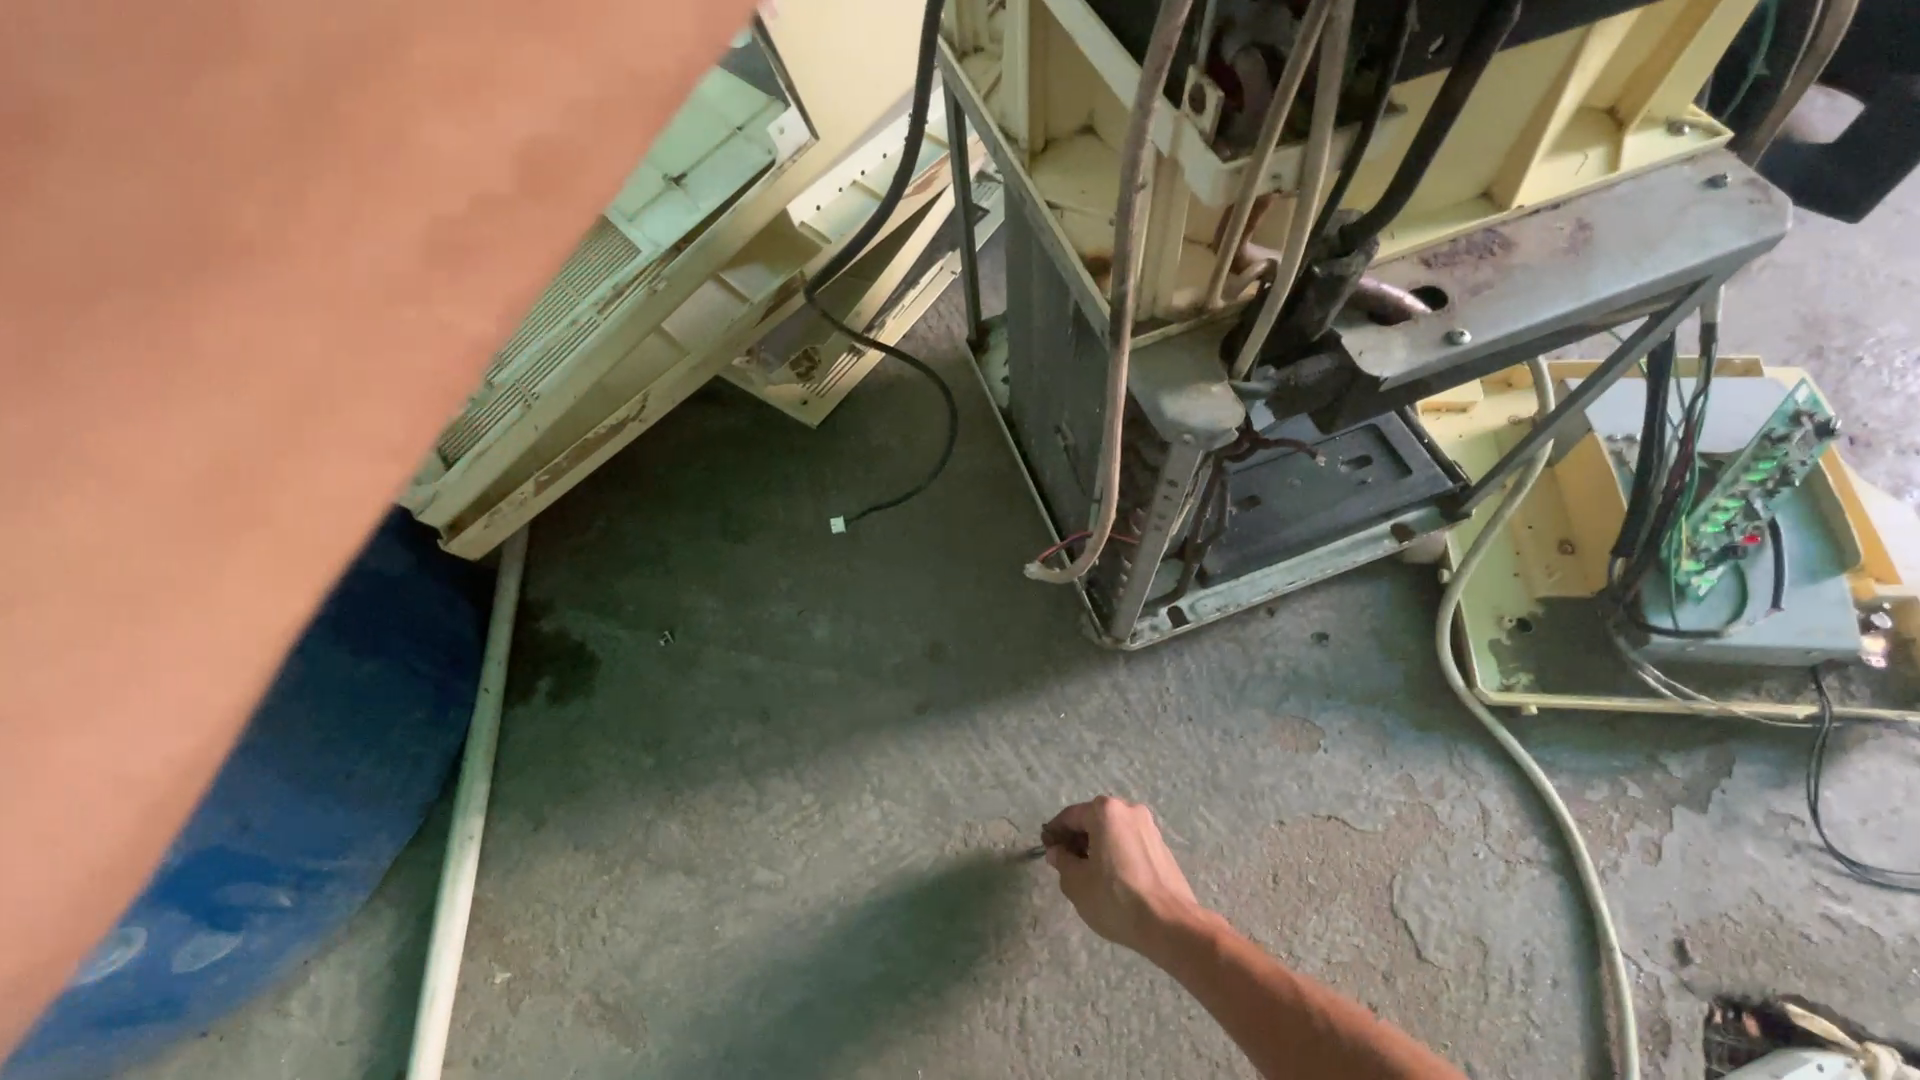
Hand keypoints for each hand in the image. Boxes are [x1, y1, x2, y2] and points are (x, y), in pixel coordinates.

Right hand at [1042, 795, 1211, 958]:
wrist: (1169, 924)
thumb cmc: (1115, 899)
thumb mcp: (1076, 882)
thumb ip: (1062, 861)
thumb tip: (1057, 851)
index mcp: (1106, 812)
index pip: (1071, 816)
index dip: (1055, 832)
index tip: (1046, 849)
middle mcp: (1129, 810)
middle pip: (1094, 819)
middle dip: (1077, 838)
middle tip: (1065, 863)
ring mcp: (1149, 828)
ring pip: (1113, 831)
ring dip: (1096, 845)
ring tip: (1087, 873)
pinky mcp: (1162, 847)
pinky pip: (1129, 842)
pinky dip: (1115, 852)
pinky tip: (1111, 877)